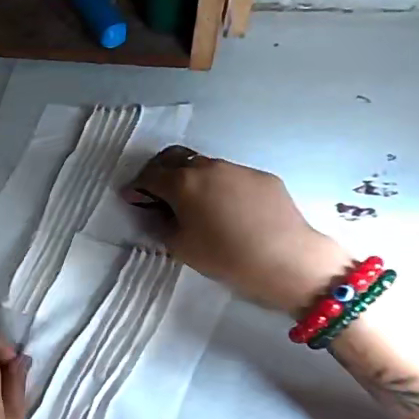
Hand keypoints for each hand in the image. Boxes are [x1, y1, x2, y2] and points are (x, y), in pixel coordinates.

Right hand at [126, 146, 351, 315]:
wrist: (286, 259)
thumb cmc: (226, 258)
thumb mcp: (182, 248)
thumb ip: (163, 225)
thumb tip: (158, 213)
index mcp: (183, 183)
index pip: (150, 176)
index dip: (137, 187)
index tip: (132, 198)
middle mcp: (208, 167)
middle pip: (176, 159)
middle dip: (161, 172)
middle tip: (157, 192)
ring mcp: (238, 169)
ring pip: (206, 167)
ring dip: (193, 180)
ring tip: (196, 204)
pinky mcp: (263, 177)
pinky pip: (232, 178)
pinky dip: (221, 189)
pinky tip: (229, 211)